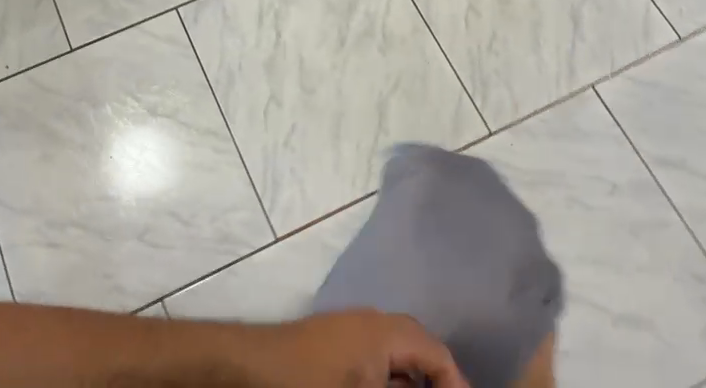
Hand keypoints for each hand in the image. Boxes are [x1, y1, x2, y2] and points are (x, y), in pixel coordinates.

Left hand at [261, 311, 467, 387]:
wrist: (248, 368)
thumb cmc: (308, 382)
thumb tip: (410, 385)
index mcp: (385, 333)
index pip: (438, 354)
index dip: (456, 384)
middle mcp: (371, 323)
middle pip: (420, 349)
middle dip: (434, 379)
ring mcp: (349, 331)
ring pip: (396, 356)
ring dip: (408, 380)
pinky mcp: (332, 345)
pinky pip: (374, 359)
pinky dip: (386, 379)